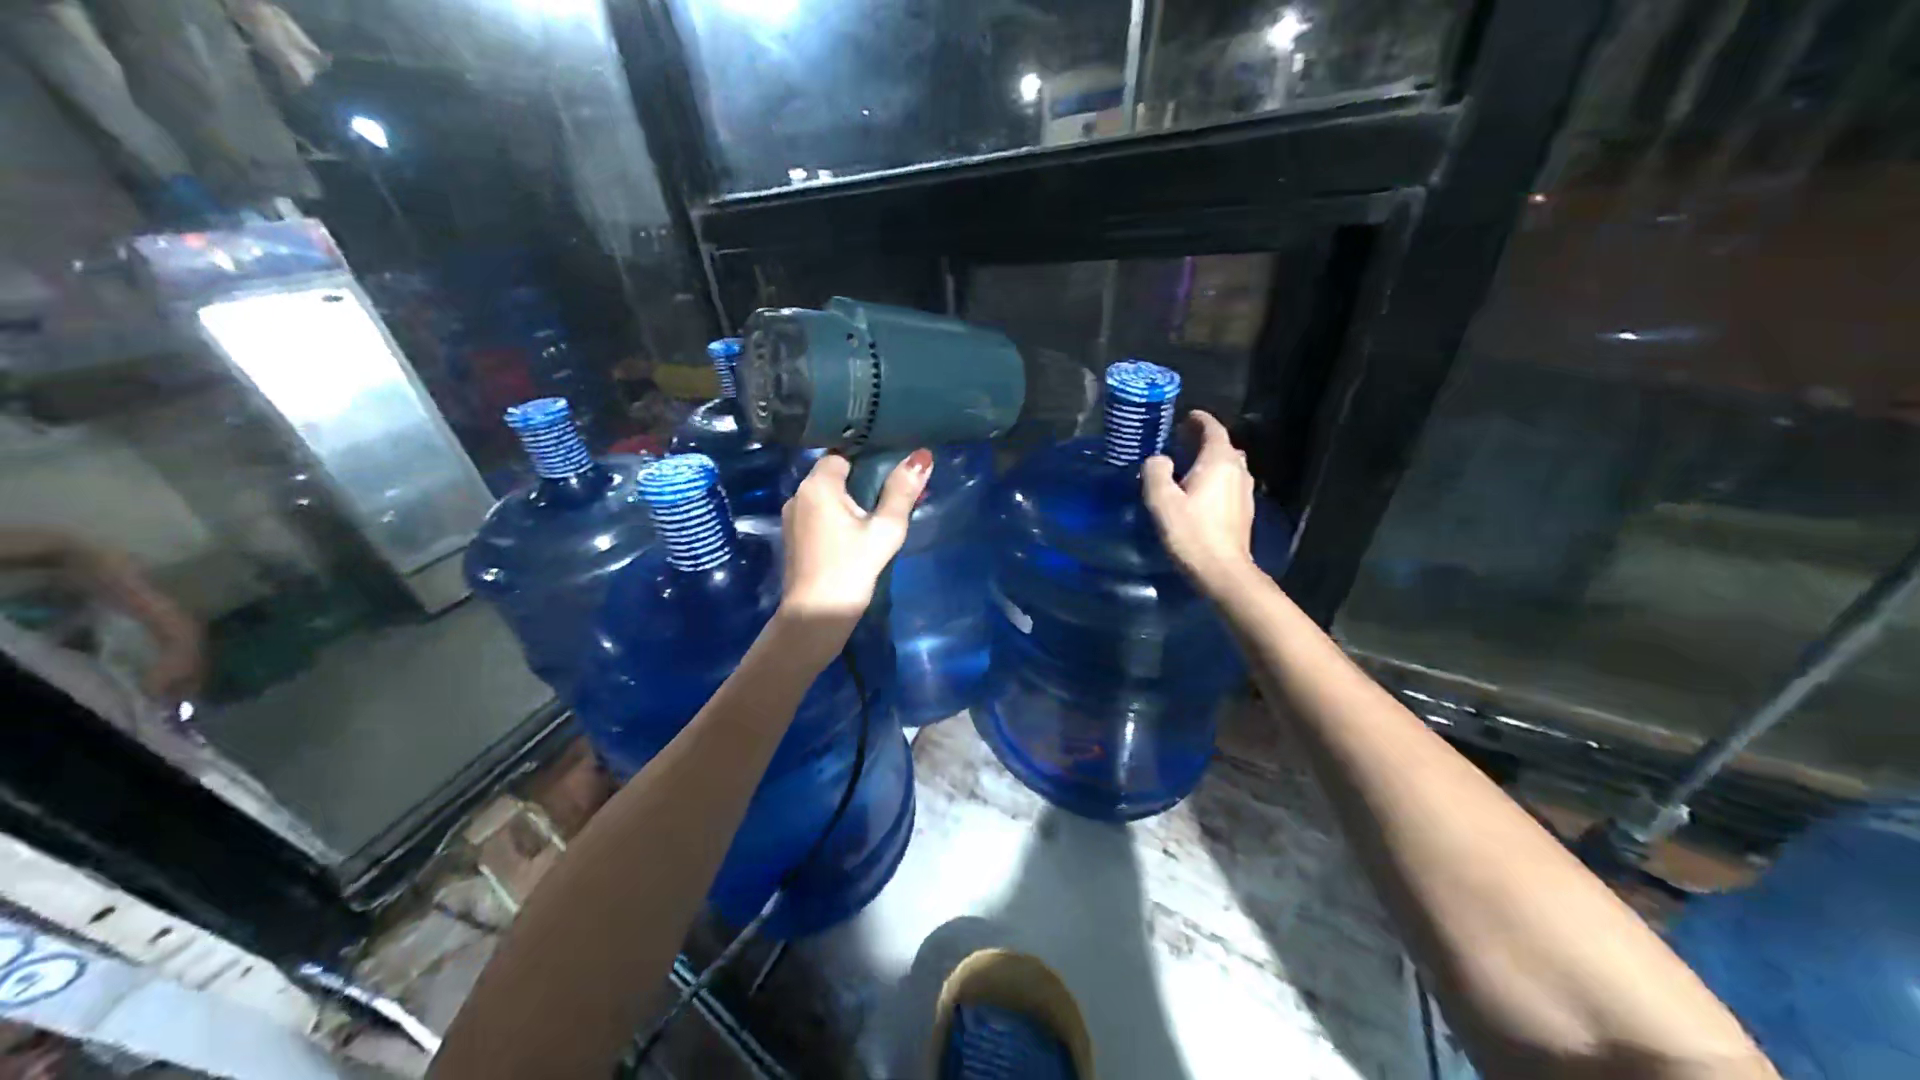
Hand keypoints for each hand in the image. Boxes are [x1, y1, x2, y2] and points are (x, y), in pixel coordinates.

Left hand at [778, 449, 932, 633]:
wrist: (816, 616)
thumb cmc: (852, 568)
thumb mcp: (885, 529)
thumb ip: (902, 491)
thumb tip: (922, 455)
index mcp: (817, 485)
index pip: (842, 454)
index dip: (867, 459)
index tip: (891, 471)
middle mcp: (798, 495)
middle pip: (833, 475)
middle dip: (861, 482)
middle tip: (892, 496)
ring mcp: (792, 518)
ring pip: (826, 497)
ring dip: (849, 502)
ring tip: (877, 516)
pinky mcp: (793, 538)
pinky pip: (818, 516)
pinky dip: (837, 519)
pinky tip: (856, 535)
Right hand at [1142, 411, 1258, 596]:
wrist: (1222, 570)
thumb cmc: (1191, 532)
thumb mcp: (1162, 500)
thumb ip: (1156, 472)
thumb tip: (1159, 459)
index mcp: (1219, 461)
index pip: (1213, 429)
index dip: (1199, 420)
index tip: (1185, 416)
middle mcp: (1238, 470)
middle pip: (1223, 445)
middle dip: (1204, 439)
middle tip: (1181, 441)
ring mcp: (1245, 491)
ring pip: (1229, 465)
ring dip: (1211, 460)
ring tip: (1189, 465)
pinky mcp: (1244, 510)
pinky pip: (1230, 482)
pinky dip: (1216, 478)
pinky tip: (1201, 491)